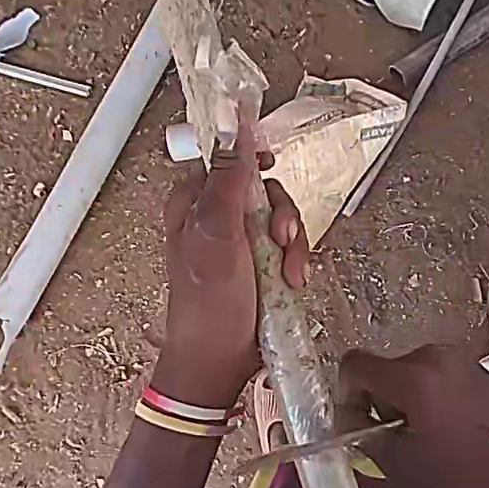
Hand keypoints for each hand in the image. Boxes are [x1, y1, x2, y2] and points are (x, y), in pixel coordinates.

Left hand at [151, 125, 308, 410]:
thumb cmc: (207, 303)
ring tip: (287, 271)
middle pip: (262, 187)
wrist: (220, 360)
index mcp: (193, 203)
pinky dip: (295, 262)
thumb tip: (235, 126)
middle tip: (279, 239)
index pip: (225, 158)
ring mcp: (241, 242)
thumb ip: (229, 180)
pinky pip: (289, 246)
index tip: (271, 164)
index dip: (251, 156)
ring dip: (292, 243)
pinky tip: (291, 281)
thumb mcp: (216, 234)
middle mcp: (216, 217)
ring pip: (280, 217)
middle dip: (279, 213)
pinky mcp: (261, 263)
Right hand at [338, 345, 488, 487]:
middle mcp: (432, 356)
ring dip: (404, 402)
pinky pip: (434, 377)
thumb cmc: (470, 471)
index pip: (354, 364)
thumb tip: (352, 421)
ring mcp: (457, 359)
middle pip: (383, 370)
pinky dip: (428, 398)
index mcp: (412, 376)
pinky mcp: (474, 367)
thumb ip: (367, 437)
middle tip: (395, 439)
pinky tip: (449, 431)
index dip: (346, 394)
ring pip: (408, 375)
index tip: (357, 423)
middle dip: (379, 402)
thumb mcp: (405, 465)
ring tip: (426, 439)